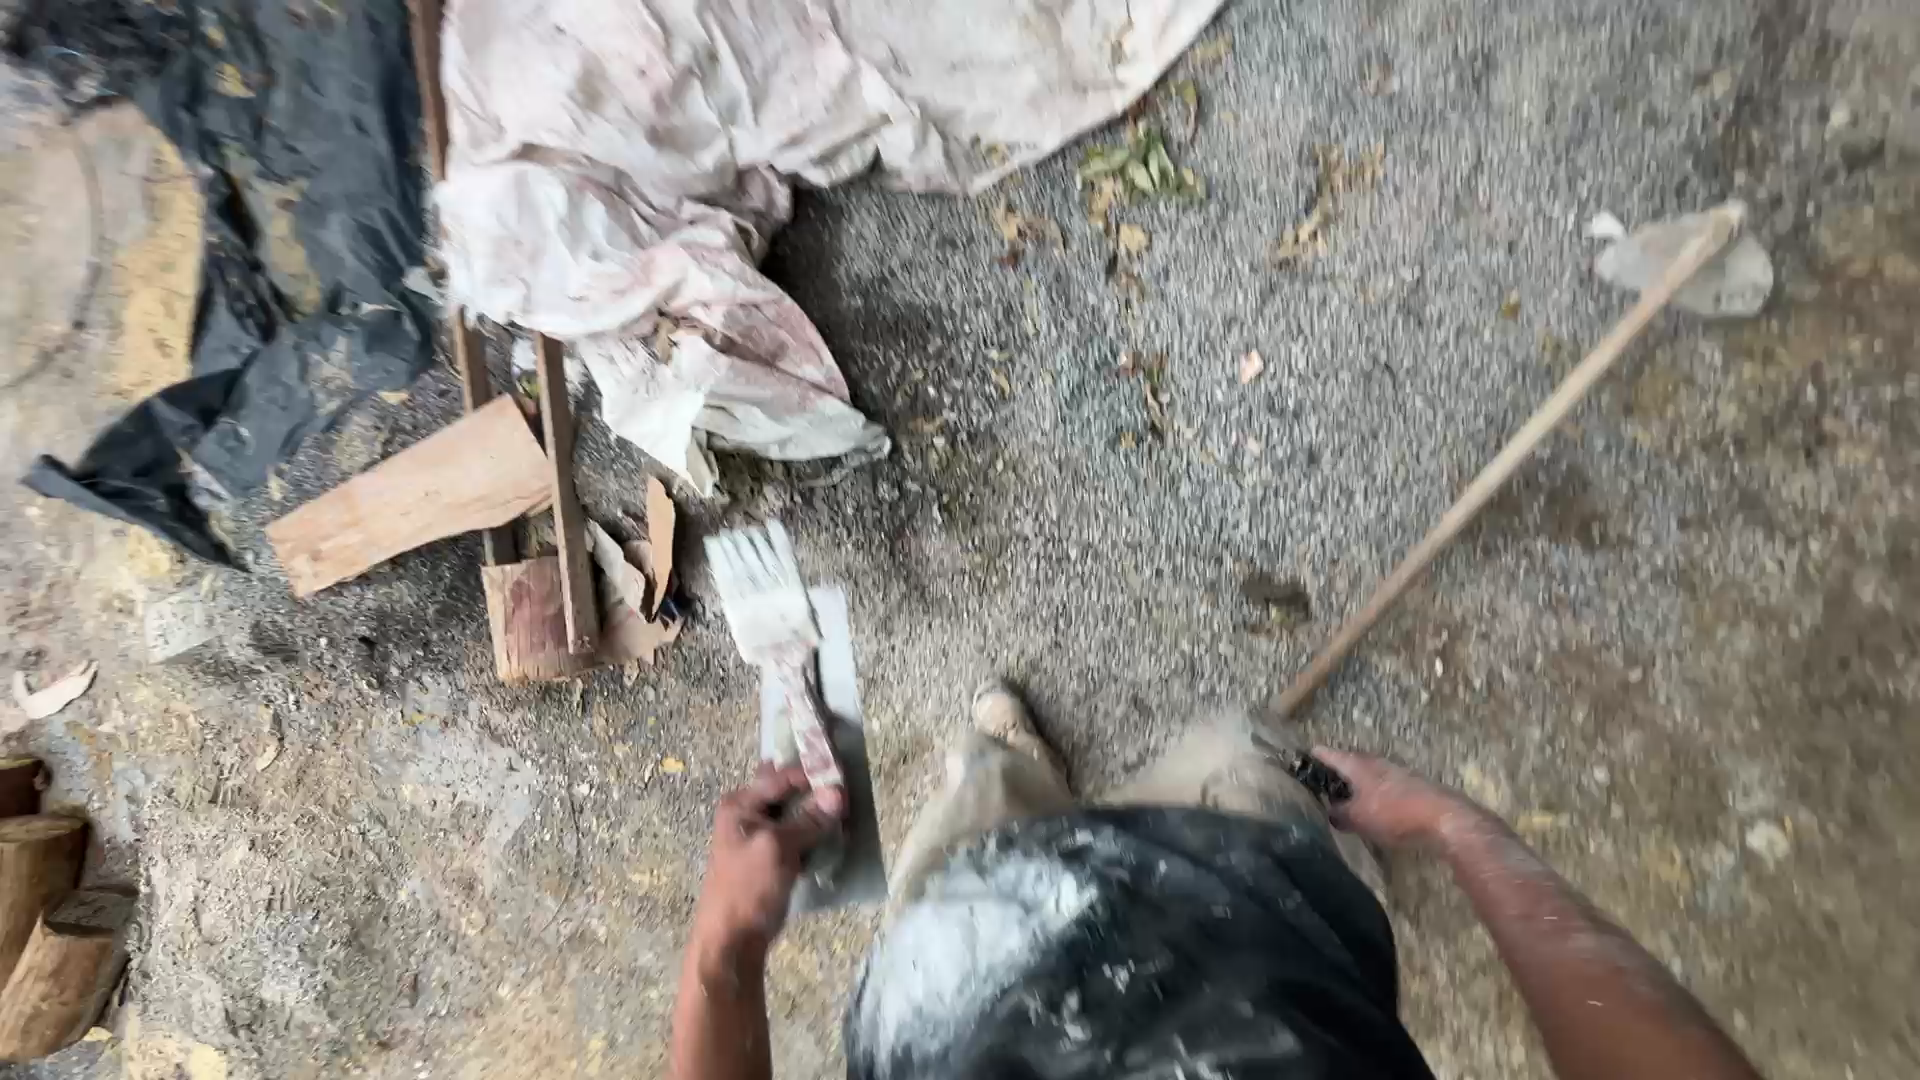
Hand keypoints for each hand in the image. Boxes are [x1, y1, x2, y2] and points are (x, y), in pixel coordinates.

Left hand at [688, 764, 846, 972]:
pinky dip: (816, 835)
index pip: (784, 776)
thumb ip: (809, 819)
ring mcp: (761, 835)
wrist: (731, 942)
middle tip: (847, 793)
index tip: (844, 776)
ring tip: (846, 814)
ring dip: (820, 815)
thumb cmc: (747, 888)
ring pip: (798, 814)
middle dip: (818, 792)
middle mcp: (749, 812)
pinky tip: (836, 836)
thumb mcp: (778, 847)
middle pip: (790, 792)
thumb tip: (838, 793)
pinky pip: (800, 835)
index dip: (813, 774)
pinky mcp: (773, 856)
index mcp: (741, 803)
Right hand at [1310, 747, 1487, 848]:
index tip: (1300, 761)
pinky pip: (1386, 784)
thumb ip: (1338, 814)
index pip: (1326, 752)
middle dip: (1335, 771)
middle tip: (1323, 785)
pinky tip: (1378, 809)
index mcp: (1356, 764)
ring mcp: (1397, 771)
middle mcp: (1374, 761)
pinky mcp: (1415, 785)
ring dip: (1358, 783)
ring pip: (1369, 772)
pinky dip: (1377, 792)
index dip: (1311, 756)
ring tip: (1349, 799)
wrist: (1447, 819)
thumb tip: (1331, 812)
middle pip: (1348, 760)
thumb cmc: (1394, 814)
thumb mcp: (1357, 819)